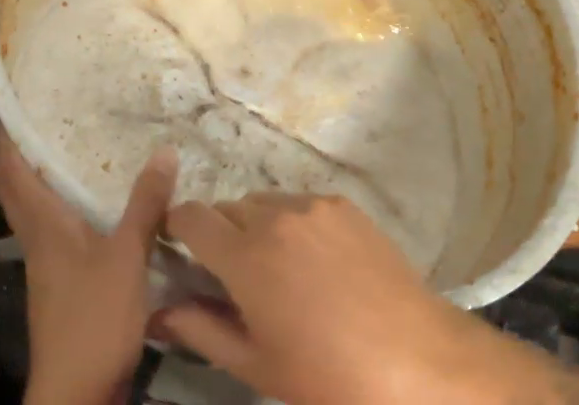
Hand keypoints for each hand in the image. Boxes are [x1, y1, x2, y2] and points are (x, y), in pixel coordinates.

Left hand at [0, 130, 176, 404]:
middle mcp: (38, 241)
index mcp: (44, 227)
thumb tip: (163, 150)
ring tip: (55, 155)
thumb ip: (145, 205)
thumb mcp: (127, 258)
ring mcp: (47, 267)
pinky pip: (53, 233)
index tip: (4, 108)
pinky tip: (85, 210)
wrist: (76, 392)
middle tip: (22, 123)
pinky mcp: (61, 287)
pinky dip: (58, 210)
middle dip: (12, 158)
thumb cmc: (93, 319)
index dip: (6, 142)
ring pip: (32, 213)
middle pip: (15, 193)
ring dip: (34, 183)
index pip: (14, 175)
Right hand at [155, 192, 475, 404]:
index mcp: (246, 255)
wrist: (418, 362)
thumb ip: (201, 329)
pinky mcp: (344, 205)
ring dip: (257, 226)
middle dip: (219, 235)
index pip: (190, 216)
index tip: (178, 251)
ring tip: (280, 271)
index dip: (176, 229)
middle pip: (226, 208)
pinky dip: (293, 223)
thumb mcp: (256, 364)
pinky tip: (315, 263)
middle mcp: (275, 216)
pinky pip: (301, 204)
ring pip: (264, 202)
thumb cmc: (327, 375)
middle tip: (235, 278)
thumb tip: (160, 312)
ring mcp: (313, 206)